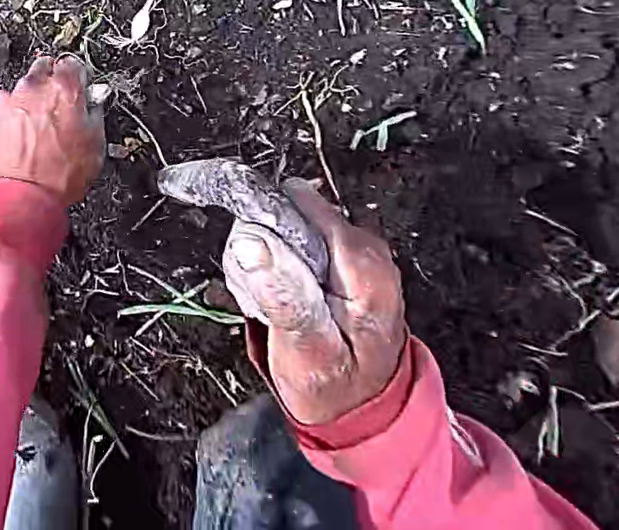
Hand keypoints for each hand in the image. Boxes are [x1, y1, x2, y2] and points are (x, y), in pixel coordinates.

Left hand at [0, 55, 104, 206]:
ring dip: (30, 101)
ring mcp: (10, 99)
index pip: (72, 63)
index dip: (77, 77)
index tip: (78, 88)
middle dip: (51, 83)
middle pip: (44, 68)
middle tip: (58, 108)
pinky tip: (19, 134)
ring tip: (37, 129)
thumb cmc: (62, 173)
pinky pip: (2, 105)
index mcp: (65, 88)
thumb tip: (94, 98)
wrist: (26, 197)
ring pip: (22, 88)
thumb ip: (95, 109)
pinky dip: (9, 114)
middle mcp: (35, 87)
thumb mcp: (96, 140)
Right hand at [222, 179, 406, 424]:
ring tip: (271, 300)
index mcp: (364, 265)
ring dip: (269, 254)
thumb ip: (284, 296)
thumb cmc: (336, 388)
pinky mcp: (343, 251)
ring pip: (291, 219)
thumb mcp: (307, 352)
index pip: (302, 206)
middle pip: (295, 210)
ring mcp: (356, 246)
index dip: (268, 225)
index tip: (252, 257)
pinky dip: (281, 260)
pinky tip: (281, 294)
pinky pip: (298, 235)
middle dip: (266, 243)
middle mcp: (366, 246)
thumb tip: (252, 241)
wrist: (363, 412)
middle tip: (263, 294)